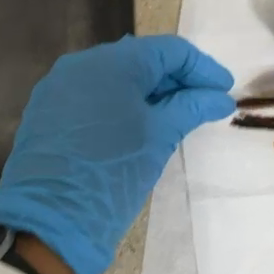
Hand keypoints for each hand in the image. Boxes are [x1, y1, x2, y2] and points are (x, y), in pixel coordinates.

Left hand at [0, 35, 235, 273]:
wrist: (50, 222)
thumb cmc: (112, 173)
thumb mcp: (160, 137)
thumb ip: (191, 108)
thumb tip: (221, 98)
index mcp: (110, 63)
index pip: (168, 51)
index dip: (202, 69)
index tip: (225, 91)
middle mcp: (81, 65)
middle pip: (141, 60)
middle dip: (177, 80)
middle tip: (206, 104)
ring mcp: (59, 88)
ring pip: (116, 79)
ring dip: (150, 93)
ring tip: (179, 116)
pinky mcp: (48, 113)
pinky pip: (94, 96)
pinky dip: (122, 105)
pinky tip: (141, 125)